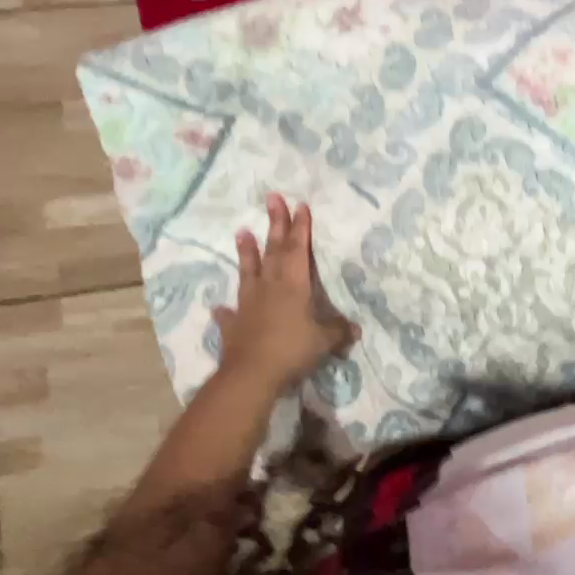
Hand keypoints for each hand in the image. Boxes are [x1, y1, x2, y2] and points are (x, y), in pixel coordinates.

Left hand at [211, 194, 358, 391]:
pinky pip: (230, 313)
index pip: (299, 248)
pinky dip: (226, 309)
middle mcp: (269, 286)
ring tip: (241, 232)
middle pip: (274, 250)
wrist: (250, 376)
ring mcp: (248, 304)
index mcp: (293, 284)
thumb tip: (355, 329)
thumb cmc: (292, 349)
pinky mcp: (234, 324)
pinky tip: (219, 307)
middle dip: (276, 224)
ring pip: (248, 271)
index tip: (299, 204)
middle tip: (272, 198)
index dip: (301, 226)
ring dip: (246, 252)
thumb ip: (339, 331)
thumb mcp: (325, 340)